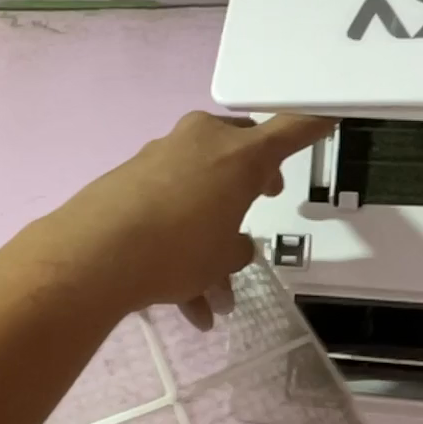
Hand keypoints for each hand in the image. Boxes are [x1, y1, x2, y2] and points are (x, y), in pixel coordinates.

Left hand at [38, 112, 333, 327]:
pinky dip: (175, 248)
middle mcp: (201, 142)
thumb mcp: (223, 259)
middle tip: (262, 196)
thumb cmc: (178, 250)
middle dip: (251, 178)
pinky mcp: (129, 176)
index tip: (327, 120)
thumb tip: (233, 247)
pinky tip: (182, 303)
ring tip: (212, 299)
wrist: (95, 253)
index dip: (312, 127)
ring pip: (198, 191)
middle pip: (239, 151)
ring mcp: (161, 155)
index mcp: (239, 155)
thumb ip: (235, 250)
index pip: (290, 129)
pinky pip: (166, 208)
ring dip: (207, 240)